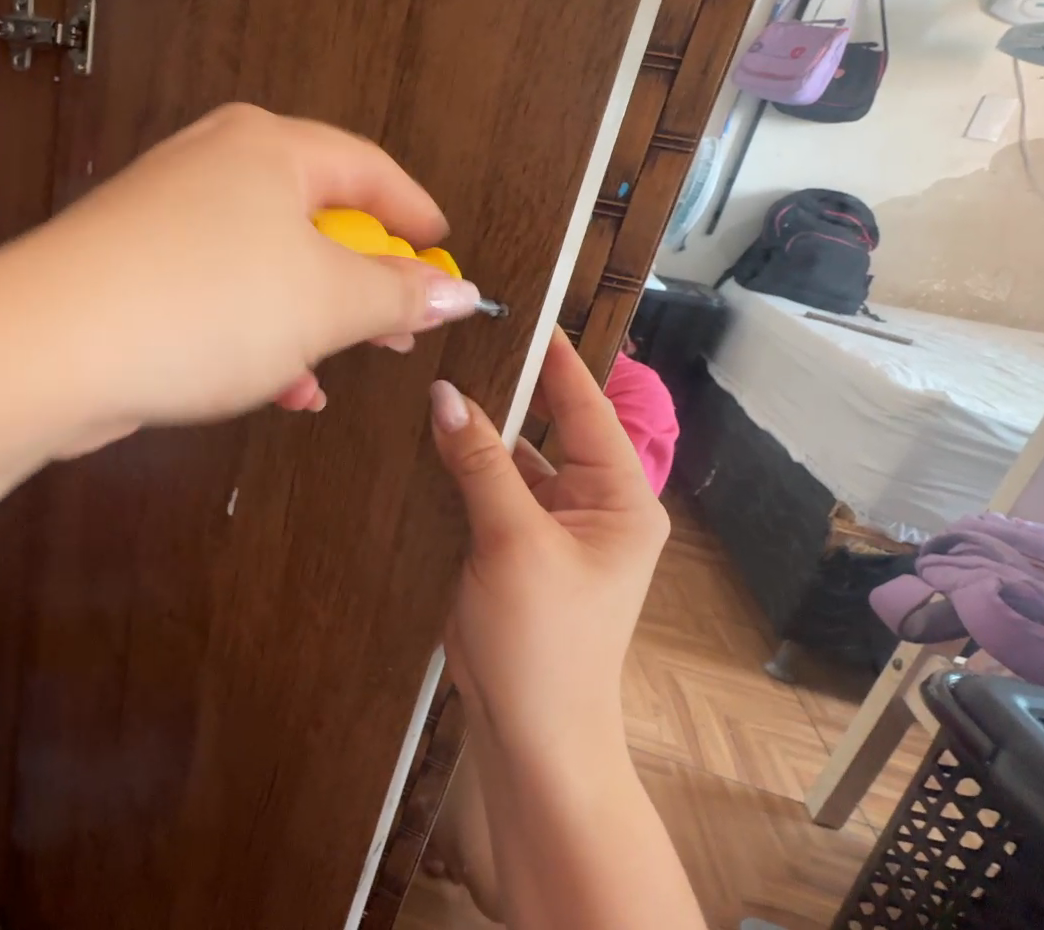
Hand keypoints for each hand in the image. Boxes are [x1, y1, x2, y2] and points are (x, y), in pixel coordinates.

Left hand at [12, 104, 485, 430]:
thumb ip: (396, 295)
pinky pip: (214, 299)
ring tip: (334, 370)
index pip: (367, 169)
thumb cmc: (200, 305)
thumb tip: (454, 292)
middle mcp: (212, 168)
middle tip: (397, 328)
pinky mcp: (132, 273)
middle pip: (312, 219)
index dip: (414, 216)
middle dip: (359, 284)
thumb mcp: (325, 302)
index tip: (443, 255)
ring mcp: (165, 220)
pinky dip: (252, 339)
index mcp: (267, 149)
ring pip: (263, 269)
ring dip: (305, 323)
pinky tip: (277, 388)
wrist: (50, 348)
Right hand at [430, 331, 668, 748]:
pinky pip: (488, 495)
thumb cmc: (543, 639)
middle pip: (544, 433)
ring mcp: (550, 531)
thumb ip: (480, 464)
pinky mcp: (512, 551)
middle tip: (455, 346)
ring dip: (475, 437)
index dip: (555, 363)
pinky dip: (460, 473)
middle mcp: (591, 507)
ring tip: (428, 386)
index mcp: (619, 500)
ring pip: (510, 465)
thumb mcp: (512, 542)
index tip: (521, 314)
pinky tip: (424, 445)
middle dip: (503, 395)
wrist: (531, 730)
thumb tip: (443, 394)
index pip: (586, 411)